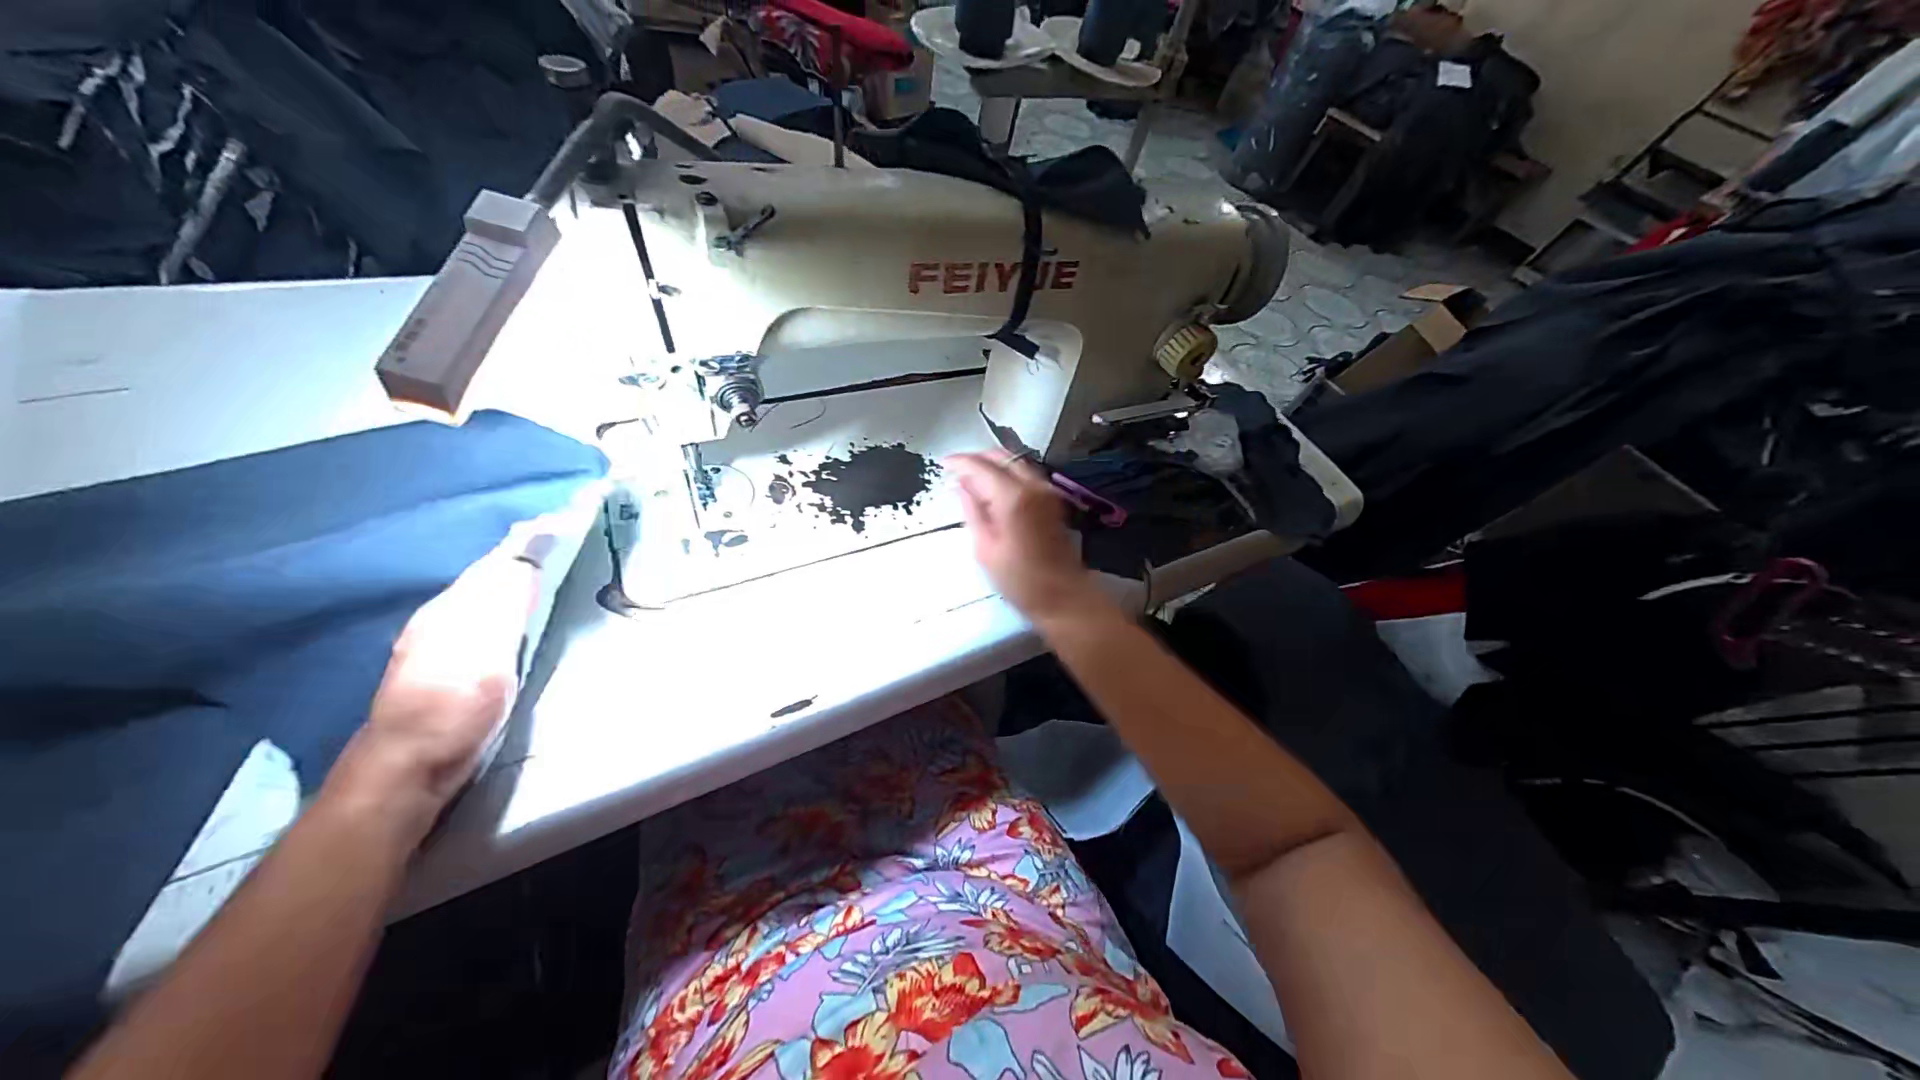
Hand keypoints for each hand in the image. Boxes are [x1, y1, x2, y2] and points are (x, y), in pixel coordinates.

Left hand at [325, 518, 557, 831]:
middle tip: (566, 538)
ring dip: (516, 578)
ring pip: (485, 597)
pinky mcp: (446, 671)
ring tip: (550, 570)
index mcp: (454, 607)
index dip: (532, 539)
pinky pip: (485, 620)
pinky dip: (508, 606)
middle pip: (490, 575)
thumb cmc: (452, 709)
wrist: (406, 772)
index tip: (567, 518)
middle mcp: (442, 618)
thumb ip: (506, 601)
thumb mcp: (486, 650)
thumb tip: (530, 550)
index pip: (499, 559)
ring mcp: (439, 645)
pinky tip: (519, 617)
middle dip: (525, 553)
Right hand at [947, 452, 1106, 622]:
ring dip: (992, 464)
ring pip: (1015, 461)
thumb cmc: (1020, 580)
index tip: (943, 463)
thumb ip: (972, 510)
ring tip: (971, 478)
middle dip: (976, 458)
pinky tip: (993, 488)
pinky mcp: (1052, 498)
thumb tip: (961, 486)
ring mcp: (1046, 491)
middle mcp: (1033, 486)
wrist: (1063, 594)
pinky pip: (1025, 473)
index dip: (959, 462)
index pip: (981, 466)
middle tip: (956, 469)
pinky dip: (1007, 472)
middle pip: (1001, 456)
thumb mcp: (985, 548)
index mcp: (1012, 498)